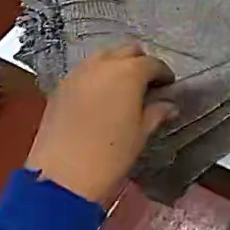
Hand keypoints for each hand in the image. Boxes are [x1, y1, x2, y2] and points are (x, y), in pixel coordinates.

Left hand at [26, 43, 177, 205]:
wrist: (61, 178)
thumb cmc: (111, 154)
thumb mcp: (141, 133)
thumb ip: (157, 112)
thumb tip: (169, 105)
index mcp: (129, 72)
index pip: (153, 64)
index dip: (164, 74)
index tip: (168, 87)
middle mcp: (103, 65)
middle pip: (127, 51)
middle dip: (140, 63)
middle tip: (147, 84)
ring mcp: (78, 74)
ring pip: (103, 57)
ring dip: (116, 66)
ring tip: (123, 88)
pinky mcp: (60, 88)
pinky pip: (84, 71)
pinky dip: (96, 76)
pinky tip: (100, 97)